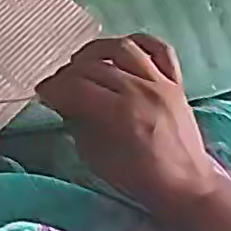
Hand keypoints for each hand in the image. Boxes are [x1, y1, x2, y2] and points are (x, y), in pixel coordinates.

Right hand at [36, 35, 223, 212]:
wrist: (188, 187)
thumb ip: (77, 123)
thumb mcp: (95, 156)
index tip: (42, 93)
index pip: (75, 87)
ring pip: (122, 48)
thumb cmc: (138, 178)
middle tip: (57, 85)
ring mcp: (161, 83)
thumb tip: (62, 101)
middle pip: (93, 67)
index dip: (53, 88)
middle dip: (66, 74)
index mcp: (120, 113)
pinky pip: (158, 49)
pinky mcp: (175, 82)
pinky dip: (138, 43)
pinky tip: (121, 51)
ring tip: (83, 63)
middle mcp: (140, 90)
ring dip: (95, 51)